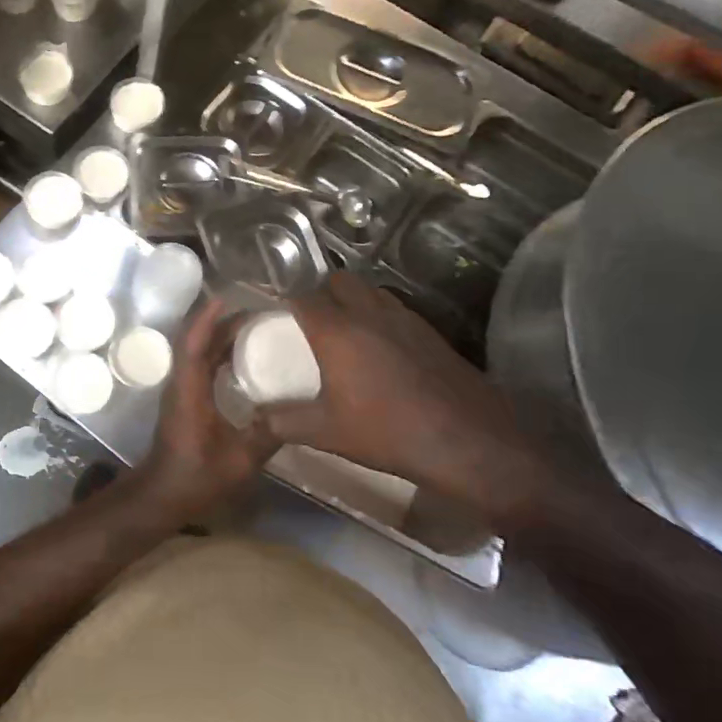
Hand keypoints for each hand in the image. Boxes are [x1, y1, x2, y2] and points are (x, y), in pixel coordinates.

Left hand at [136, 296, 280, 521]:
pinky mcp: (185, 401)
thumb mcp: (240, 460)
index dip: (207, 318)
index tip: (228, 296)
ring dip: (220, 336)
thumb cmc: (196, 478)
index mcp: (189, 392)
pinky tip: (244, 356)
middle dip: (223, 322)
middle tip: (259, 310)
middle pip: (196, 342)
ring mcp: (181, 392)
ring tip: (256, 325)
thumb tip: (301, 413)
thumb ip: (269, 434)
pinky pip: (200, 366)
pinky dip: (218, 353)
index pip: (194, 344)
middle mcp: (181, 385)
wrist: (162, 495)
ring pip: (197, 353)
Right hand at [257, 272, 551, 519]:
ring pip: (370, 290)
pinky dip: (377, 314)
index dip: (284, 299)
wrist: (466, 441)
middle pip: (338, 281)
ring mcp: (405, 319)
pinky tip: (376, 345)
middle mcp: (370, 314)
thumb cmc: (386, 432)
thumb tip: (255, 420)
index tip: (272, 312)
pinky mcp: (429, 332)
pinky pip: (394, 308)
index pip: (302, 297)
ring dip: (351, 299)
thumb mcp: (325, 432)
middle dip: (319, 291)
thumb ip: (283, 422)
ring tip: (340, 327)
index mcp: (338, 332)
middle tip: (307, 318)